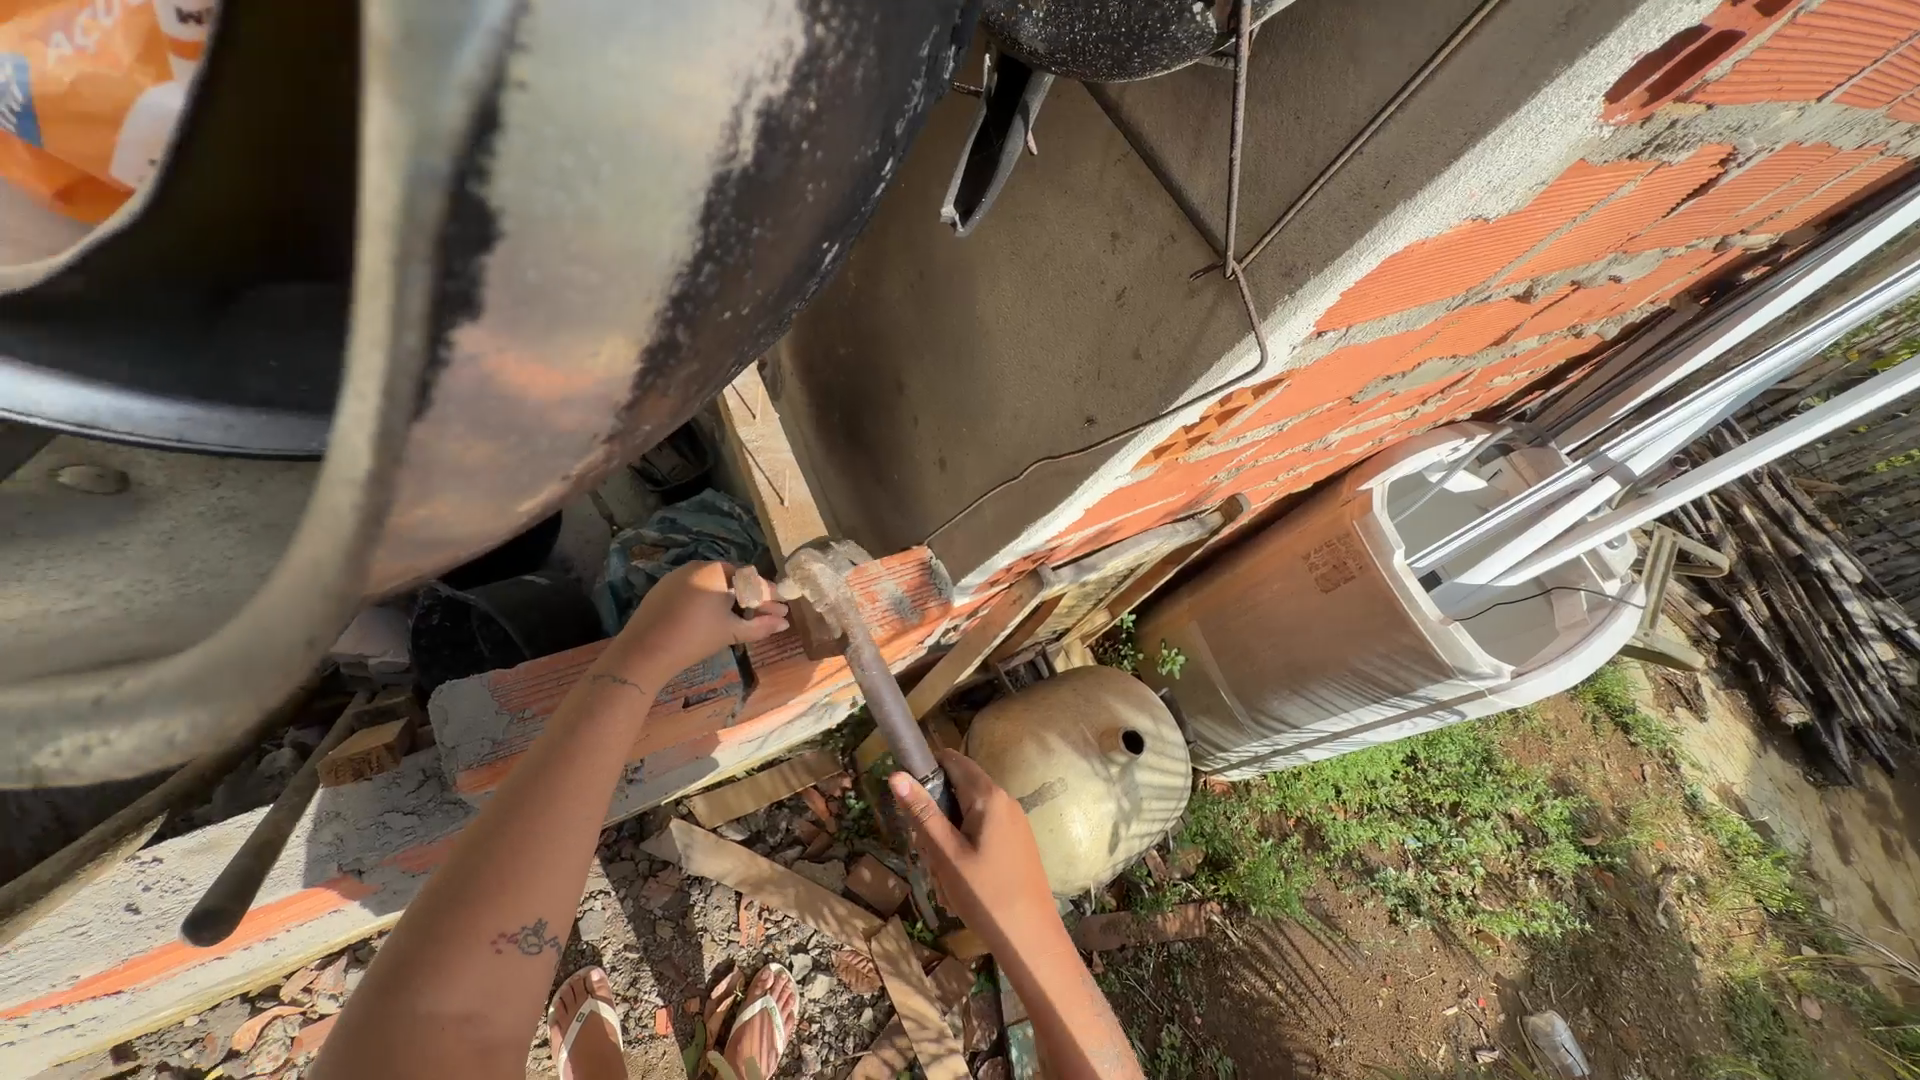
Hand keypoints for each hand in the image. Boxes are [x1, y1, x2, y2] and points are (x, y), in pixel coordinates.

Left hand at [603, 561, 787, 686]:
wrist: (644, 652)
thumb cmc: (695, 637)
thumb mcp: (732, 631)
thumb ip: (761, 625)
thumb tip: (784, 623)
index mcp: (716, 571)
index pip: (752, 580)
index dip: (770, 595)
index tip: (783, 607)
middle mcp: (697, 567)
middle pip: (733, 581)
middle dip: (752, 598)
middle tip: (767, 615)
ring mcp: (676, 577)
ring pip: (713, 585)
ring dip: (731, 600)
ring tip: (743, 619)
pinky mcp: (662, 590)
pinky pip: (694, 590)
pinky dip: (709, 601)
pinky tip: (713, 618)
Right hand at [890, 749, 1061, 950]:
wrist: (1030, 939)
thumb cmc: (984, 894)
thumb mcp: (946, 854)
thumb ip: (922, 813)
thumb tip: (896, 775)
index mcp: (989, 796)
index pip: (953, 760)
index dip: (927, 771)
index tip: (909, 801)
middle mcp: (1006, 800)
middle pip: (959, 790)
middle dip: (936, 816)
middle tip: (927, 852)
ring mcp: (1015, 822)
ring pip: (968, 815)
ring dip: (948, 838)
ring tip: (944, 874)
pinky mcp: (1018, 842)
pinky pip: (982, 832)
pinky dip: (965, 848)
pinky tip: (960, 881)